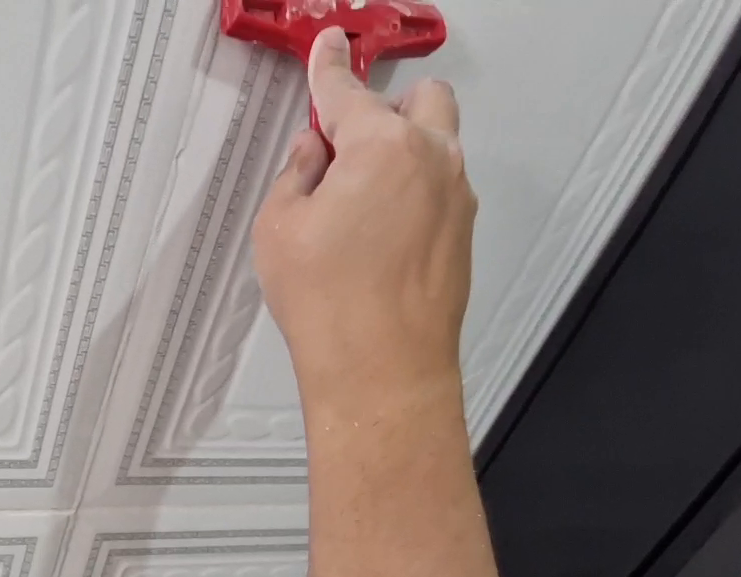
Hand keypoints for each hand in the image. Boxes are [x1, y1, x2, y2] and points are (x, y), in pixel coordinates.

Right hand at [252, 27, 475, 408]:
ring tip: (353, 209)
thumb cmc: (325, 301)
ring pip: (435, 144)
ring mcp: (457, 194)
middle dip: (383, 111)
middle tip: (340, 152)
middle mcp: (432, 158)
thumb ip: (295, 176)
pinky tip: (374, 241)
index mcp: (380, 147)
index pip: (349, 92)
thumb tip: (313, 152)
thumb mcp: (277, 231)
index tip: (328, 46)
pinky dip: (409, 193)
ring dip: (398, 153)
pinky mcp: (463, 231)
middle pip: (421, 100)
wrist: (379, 366)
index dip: (330, 68)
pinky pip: (439, 187)